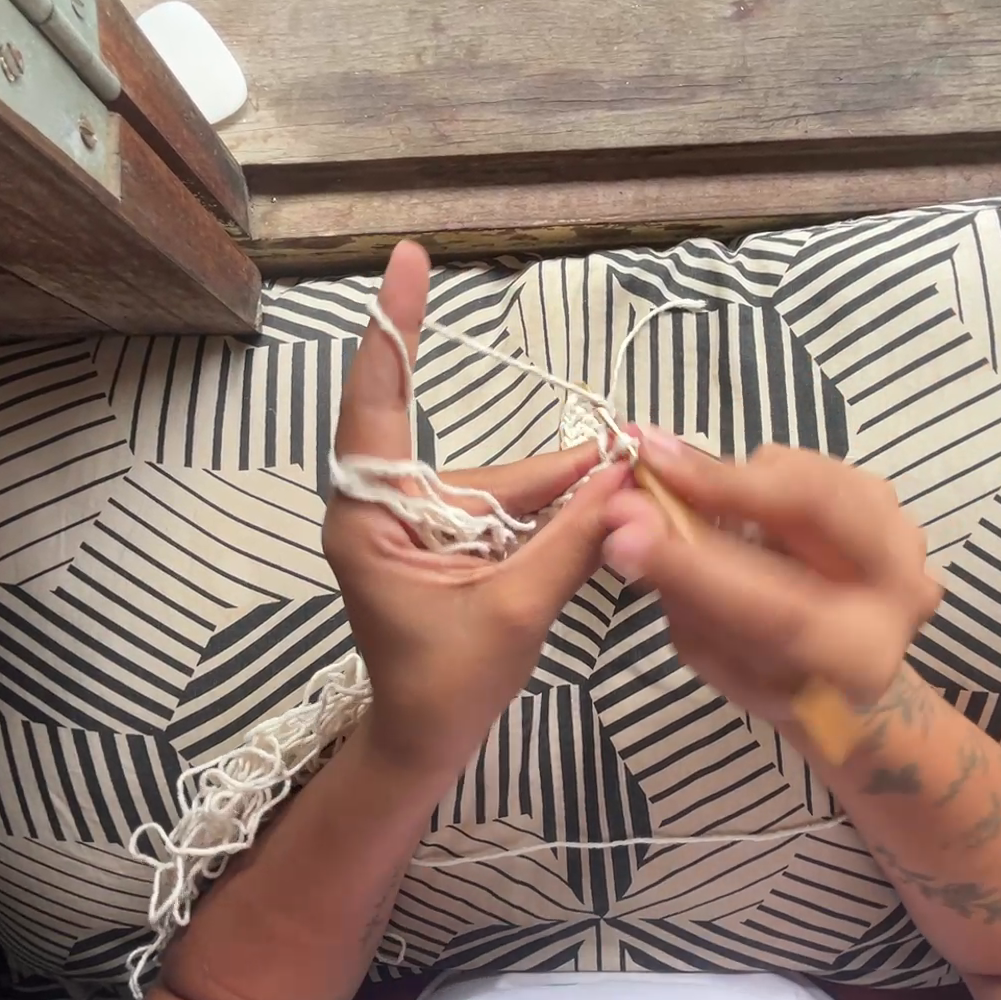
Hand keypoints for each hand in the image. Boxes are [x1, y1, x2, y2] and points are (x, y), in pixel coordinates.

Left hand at [325, 242, 629, 771]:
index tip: (410, 259)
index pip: (378, 406)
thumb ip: (570, 540)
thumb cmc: (445, 687)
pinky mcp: (447, 543)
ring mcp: (420, 525)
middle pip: (478, 465)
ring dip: (562, 493)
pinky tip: (600, 506)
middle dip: (552, 468)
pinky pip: (504, 513)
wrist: (424, 739)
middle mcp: (388, 507)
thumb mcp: (515, 611)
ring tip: (630, 487)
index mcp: (370, 516)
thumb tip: (626, 477)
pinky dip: (550, 512)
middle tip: (626, 454)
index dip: (396, 331)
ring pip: (501, 489)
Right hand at [600, 428, 940, 726]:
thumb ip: (677, 592)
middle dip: (722, 482)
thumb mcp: (713, 652)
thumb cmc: (768, 674)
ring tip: (683, 484)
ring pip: (810, 474)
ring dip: (736, 475)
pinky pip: (813, 464)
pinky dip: (759, 471)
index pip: (775, 608)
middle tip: (651, 458)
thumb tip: (625, 521)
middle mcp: (900, 592)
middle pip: (815, 509)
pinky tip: (734, 494)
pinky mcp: (888, 503)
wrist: (848, 666)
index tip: (624, 530)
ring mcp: (902, 537)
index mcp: (857, 658)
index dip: (696, 567)